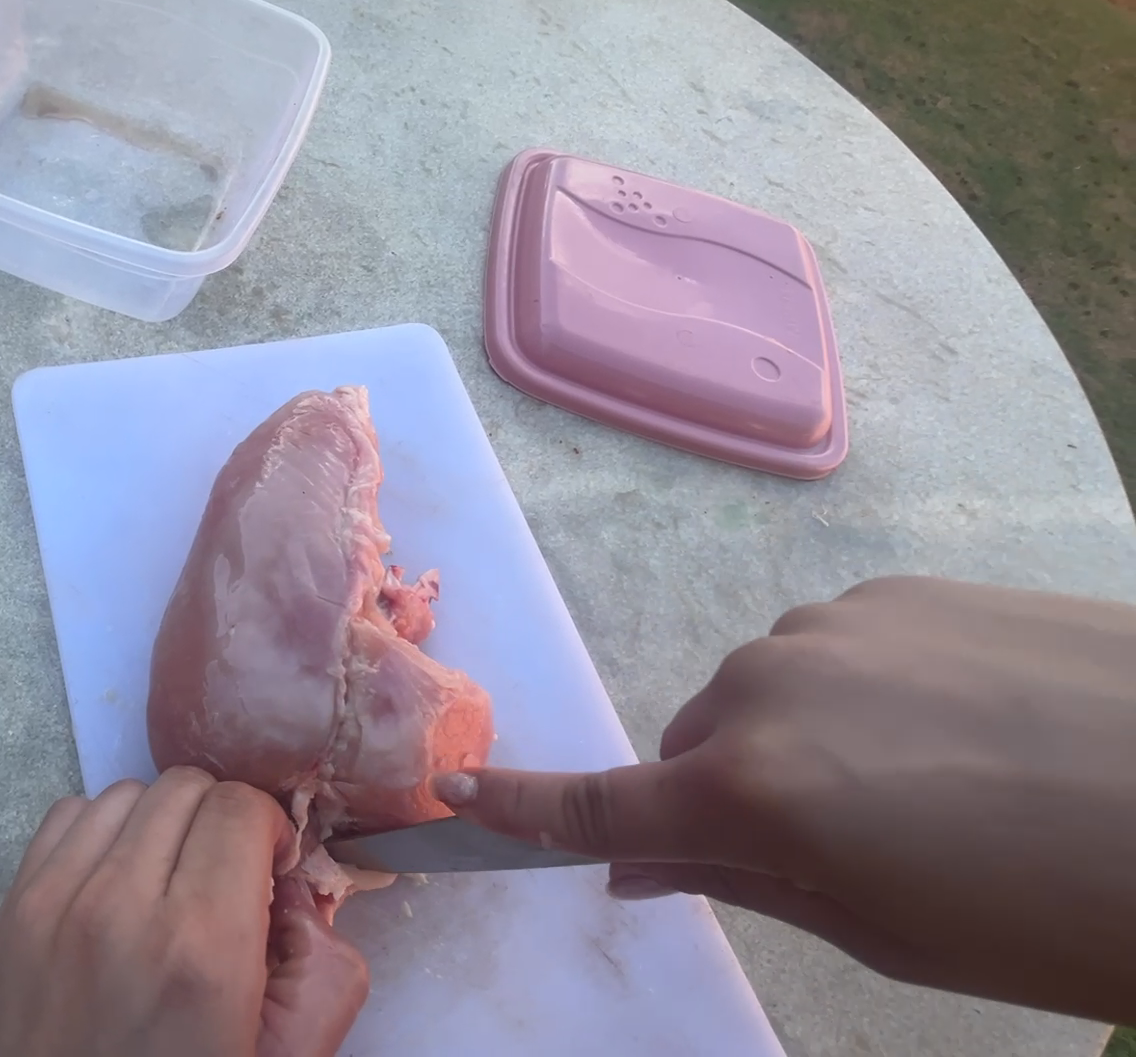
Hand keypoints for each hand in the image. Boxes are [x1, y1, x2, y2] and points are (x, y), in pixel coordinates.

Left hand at [0, 766, 368, 1056]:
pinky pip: (71, 813)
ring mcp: (55, 899)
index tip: (270, 865)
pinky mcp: (13, 906)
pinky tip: (115, 877)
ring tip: (168, 875)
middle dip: (221, 818)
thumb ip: (322, 969)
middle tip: (224, 873)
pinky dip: (105, 829)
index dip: (269, 827)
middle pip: (186, 787)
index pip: (241, 807)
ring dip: (163, 820)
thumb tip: (298, 882)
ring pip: (128, 791)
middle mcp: (121, 904)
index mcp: (200, 949)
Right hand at [432, 576, 1135, 1023]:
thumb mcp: (895, 934)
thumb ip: (738, 882)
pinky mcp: (882, 591)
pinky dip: (856, 687)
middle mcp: (757, 691)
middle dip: (731, 789)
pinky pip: (826, 651)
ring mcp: (817, 628)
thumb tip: (631, 867)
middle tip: (846, 835)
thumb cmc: (1074, 914)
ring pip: (758, 695)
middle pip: (694, 746)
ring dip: (797, 734)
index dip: (518, 803)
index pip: (599, 802)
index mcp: (755, 792)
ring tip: (934, 770)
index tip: (450, 789)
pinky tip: (966, 713)